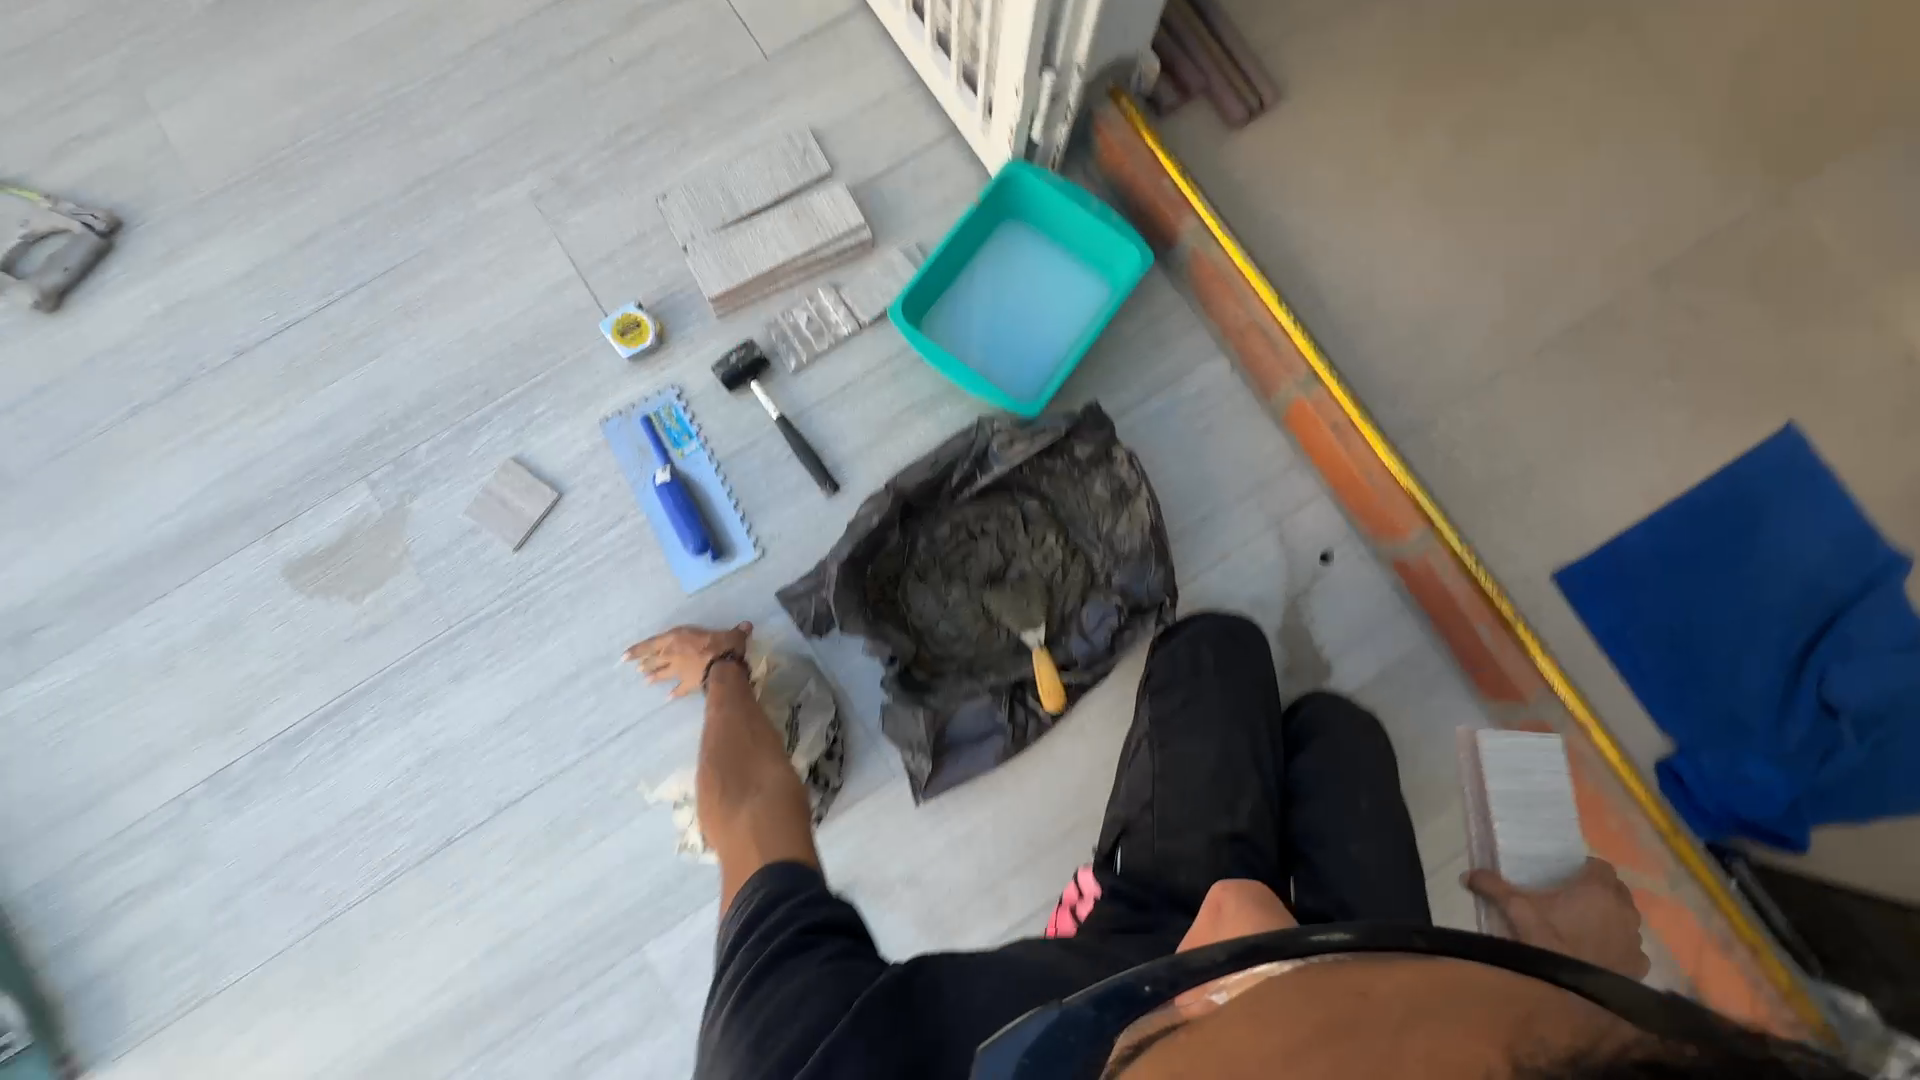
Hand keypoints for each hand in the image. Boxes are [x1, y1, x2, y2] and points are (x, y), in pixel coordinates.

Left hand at [621, 622, 751, 697]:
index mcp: (677, 638)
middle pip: (654, 659)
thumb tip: (747, 626)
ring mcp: (679, 671)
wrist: (723, 667)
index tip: (623, 657)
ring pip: (661, 674)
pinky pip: (678, 689)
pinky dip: (673, 693)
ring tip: (645, 680)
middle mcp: (673, 654)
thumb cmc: (722, 645)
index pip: (650, 644)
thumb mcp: (731, 634)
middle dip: (645, 663)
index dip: (637, 650)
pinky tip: (668, 698)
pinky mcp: (687, 684)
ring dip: (653, 676)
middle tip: (638, 668)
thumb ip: (736, 631)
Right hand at [1464, 857, 1650, 978]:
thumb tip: (1467, 874)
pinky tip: (1597, 952)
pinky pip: (1631, 946)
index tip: (1567, 874)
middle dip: (1601, 890)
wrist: (1571, 992)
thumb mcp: (1513, 907)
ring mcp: (1635, 940)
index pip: (1601, 866)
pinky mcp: (1639, 965)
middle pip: (1618, 891)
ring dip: (1611, 917)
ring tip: (1585, 925)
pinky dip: (1617, 945)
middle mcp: (1625, 911)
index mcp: (1597, 890)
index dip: (1586, 868)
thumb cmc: (1546, 938)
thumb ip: (1492, 886)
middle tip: (1574, 897)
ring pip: (1627, 919)